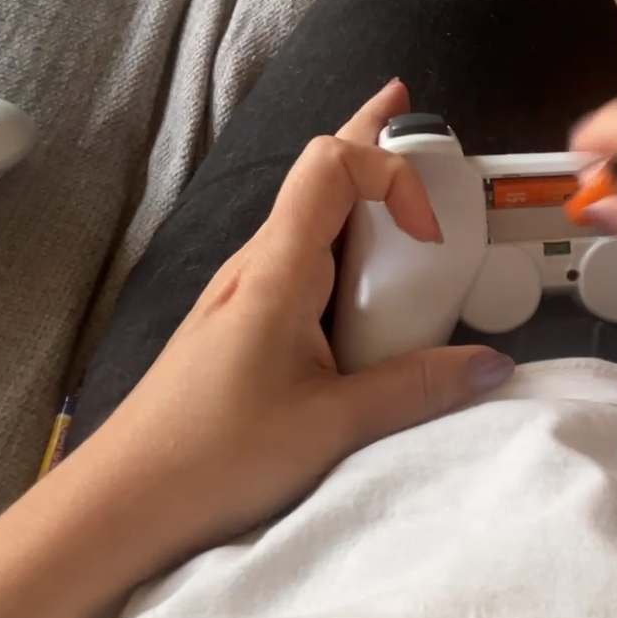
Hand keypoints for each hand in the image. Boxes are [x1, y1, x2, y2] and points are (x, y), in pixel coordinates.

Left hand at [61, 80, 515, 569]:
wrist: (123, 501)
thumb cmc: (217, 455)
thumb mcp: (334, 424)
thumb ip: (417, 387)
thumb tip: (493, 365)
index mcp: (278, 270)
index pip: (331, 165)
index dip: (390, 171)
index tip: (429, 232)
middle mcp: (259, 265)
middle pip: (319, 174)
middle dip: (370, 137)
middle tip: (415, 116)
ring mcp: (248, 292)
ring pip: (311, 219)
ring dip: (361, 196)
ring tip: (404, 191)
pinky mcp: (246, 323)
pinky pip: (304, 262)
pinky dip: (345, 248)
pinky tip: (366, 277)